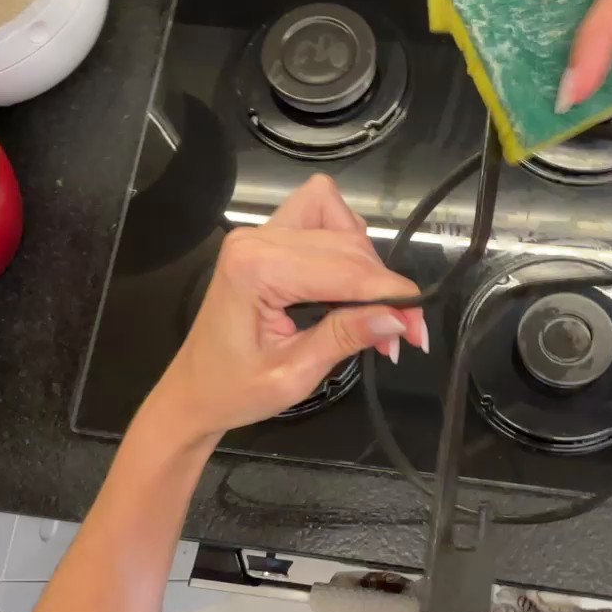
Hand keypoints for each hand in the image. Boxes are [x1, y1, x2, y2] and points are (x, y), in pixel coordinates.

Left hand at [147, 175, 428, 439]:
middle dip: (383, 286)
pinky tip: (349, 285)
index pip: (345, 269)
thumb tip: (399, 317)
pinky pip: (321, 219)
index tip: (417, 330)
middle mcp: (256, 238)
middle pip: (347, 243)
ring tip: (371, 310)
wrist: (193, 393)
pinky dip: (346, 247)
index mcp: (256, 268)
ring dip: (365, 263)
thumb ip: (344, 337)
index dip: (391, 296)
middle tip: (401, 333)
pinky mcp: (266, 240)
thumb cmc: (233, 392)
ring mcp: (259, 234)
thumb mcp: (294, 375)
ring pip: (338, 220)